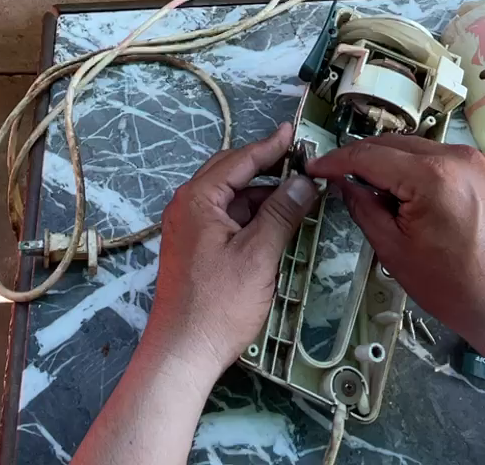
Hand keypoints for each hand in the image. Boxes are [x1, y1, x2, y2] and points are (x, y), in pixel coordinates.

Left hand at [140, 122, 318, 381]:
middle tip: (297, 163)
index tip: (292, 133)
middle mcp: (187, 205)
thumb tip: (303, 183)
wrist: (182, 352)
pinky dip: (249, 215)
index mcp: (197, 199)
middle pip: (230, 172)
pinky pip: (224, 217)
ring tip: (294, 195)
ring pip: (229, 196)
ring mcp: (187, 226)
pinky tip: (273, 222)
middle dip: (264, 166)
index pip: (239, 160)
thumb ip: (281, 213)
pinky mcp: (192, 246)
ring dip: (259, 194)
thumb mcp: (258, 255)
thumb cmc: (217, 305)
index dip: (269, 147)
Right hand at [305, 135, 484, 350]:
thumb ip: (363, 208)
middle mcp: (456, 156)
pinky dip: (417, 168)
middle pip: (392, 145)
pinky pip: (439, 156)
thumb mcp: (395, 252)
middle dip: (362, 160)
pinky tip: (411, 195)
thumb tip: (343, 183)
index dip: (336, 160)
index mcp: (432, 177)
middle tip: (340, 181)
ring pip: (415, 148)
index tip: (314, 168)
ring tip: (379, 194)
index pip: (369, 156)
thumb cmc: (455, 288)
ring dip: (390, 163)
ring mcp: (476, 159)